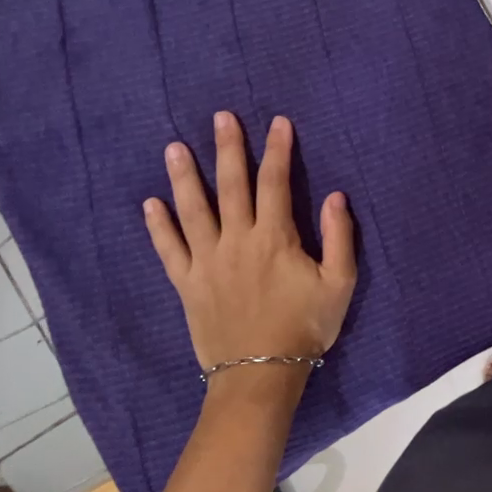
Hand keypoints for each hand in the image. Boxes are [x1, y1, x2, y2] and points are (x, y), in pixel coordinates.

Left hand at [144, 112, 356, 370]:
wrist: (260, 374)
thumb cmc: (306, 326)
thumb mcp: (340, 283)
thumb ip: (340, 237)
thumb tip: (337, 196)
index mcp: (276, 238)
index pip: (276, 183)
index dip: (278, 150)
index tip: (278, 121)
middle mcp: (237, 242)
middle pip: (231, 186)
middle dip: (229, 149)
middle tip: (221, 117)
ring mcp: (207, 262)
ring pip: (193, 210)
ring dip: (185, 177)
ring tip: (175, 147)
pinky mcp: (188, 284)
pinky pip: (169, 249)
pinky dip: (159, 225)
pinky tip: (151, 203)